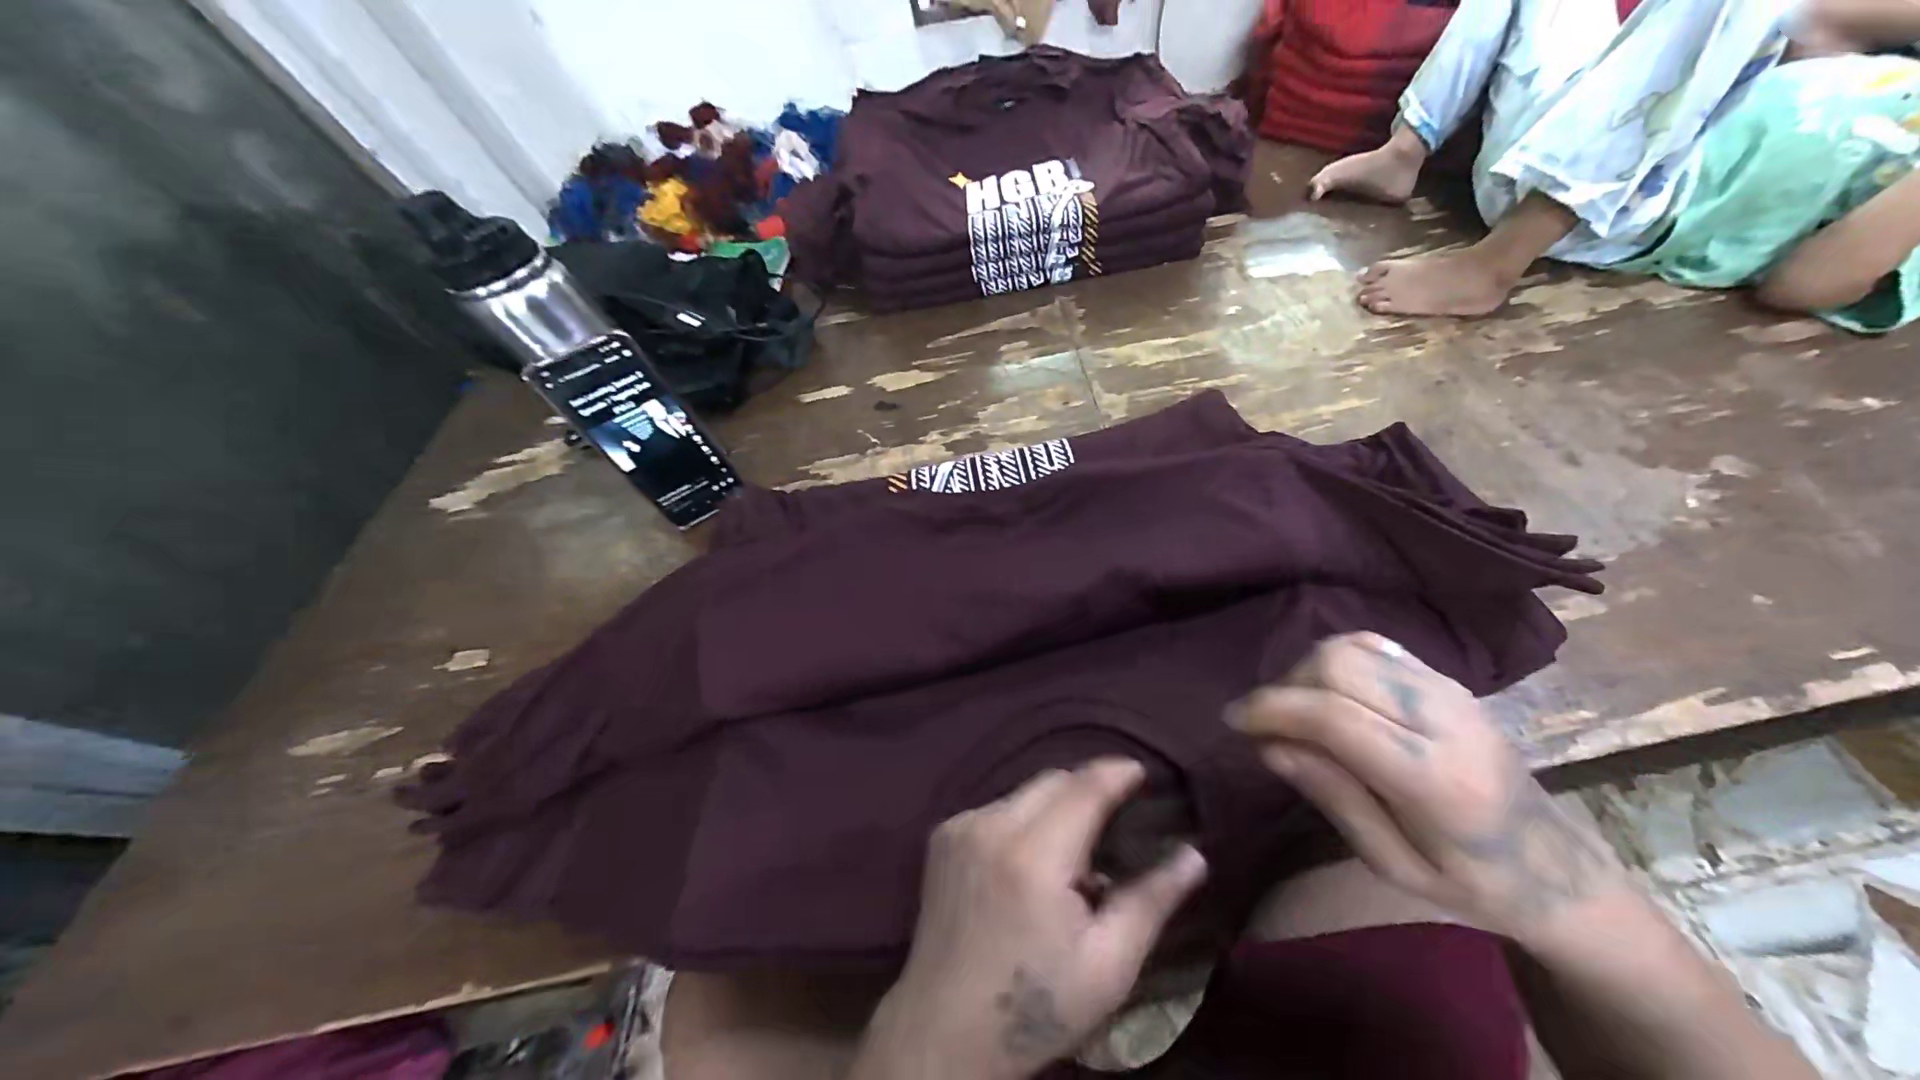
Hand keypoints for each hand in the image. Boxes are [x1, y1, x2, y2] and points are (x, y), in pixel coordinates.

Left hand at [850, 759, 1207, 1079]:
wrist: (944, 1030)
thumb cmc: (1036, 1006)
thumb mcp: (1109, 965)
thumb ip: (1151, 901)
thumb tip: (1194, 856)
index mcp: (1033, 857)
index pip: (1083, 788)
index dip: (1116, 773)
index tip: (1143, 772)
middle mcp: (991, 827)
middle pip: (1053, 781)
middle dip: (1088, 791)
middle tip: (1115, 825)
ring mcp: (960, 828)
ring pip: (1024, 793)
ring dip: (1055, 808)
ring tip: (1072, 859)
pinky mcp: (942, 836)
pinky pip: (997, 808)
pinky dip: (1023, 821)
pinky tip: (1030, 865)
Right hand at [1232, 633, 1625, 944]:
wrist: (1561, 870)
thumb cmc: (1475, 885)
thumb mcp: (1395, 866)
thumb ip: (1334, 798)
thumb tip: (1270, 746)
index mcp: (1435, 780)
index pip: (1334, 717)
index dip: (1272, 709)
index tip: (1233, 721)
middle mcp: (1445, 720)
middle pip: (1337, 664)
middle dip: (1285, 687)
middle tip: (1269, 724)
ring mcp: (1451, 691)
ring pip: (1350, 646)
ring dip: (1306, 671)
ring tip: (1298, 712)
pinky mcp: (1449, 680)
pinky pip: (1373, 646)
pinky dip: (1335, 660)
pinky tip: (1331, 694)